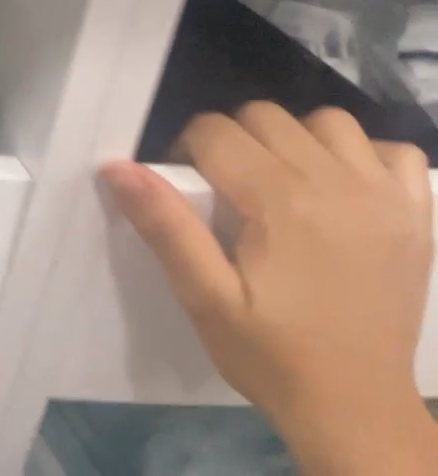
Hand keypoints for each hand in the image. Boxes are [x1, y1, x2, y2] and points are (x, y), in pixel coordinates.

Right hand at [104, 103, 436, 472]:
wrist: (356, 406)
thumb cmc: (267, 350)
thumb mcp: (201, 294)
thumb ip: (165, 225)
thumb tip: (117, 166)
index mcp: (283, 205)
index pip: (214, 132)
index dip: (184, 152)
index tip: (185, 193)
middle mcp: (342, 190)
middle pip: (265, 118)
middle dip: (230, 140)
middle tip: (221, 188)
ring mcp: (390, 203)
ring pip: (327, 122)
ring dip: (292, 138)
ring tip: (275, 179)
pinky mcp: (418, 219)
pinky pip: (395, 152)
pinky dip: (361, 154)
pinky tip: (337, 185)